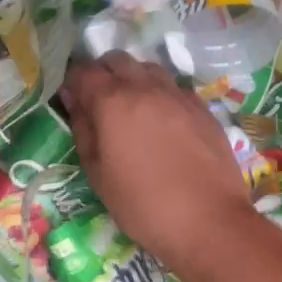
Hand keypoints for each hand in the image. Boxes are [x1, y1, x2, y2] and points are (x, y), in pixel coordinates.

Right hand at [60, 51, 257, 267]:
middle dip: (103, 72)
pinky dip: (162, 93)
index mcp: (111, 100)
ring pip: (147, 67)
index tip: (72, 99)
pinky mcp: (202, 107)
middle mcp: (143, 86)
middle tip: (100, 101)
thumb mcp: (97, 173)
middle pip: (116, 59)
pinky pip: (174, 86)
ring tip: (133, 107)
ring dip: (134, 78)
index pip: (83, 70)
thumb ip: (82, 128)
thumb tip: (74, 99)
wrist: (209, 222)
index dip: (73, 81)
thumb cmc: (142, 204)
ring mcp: (176, 94)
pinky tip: (164, 120)